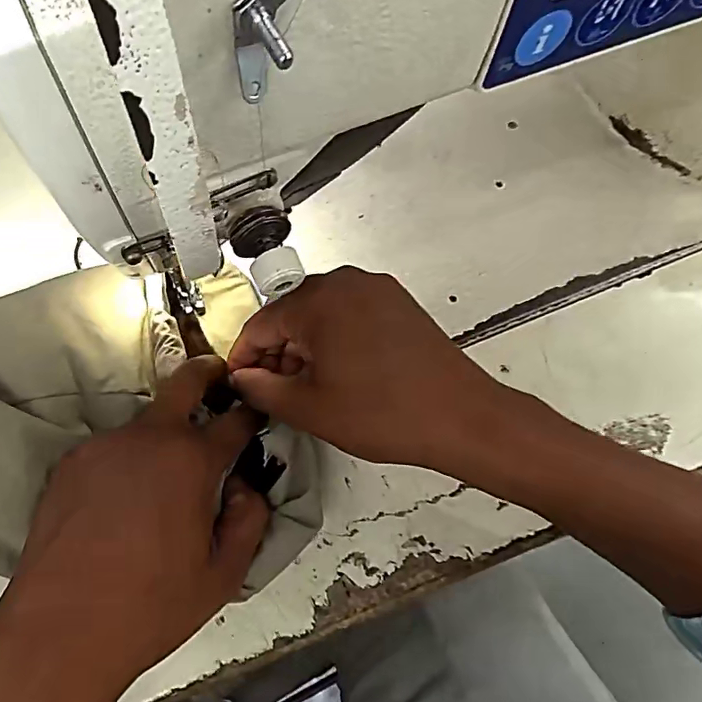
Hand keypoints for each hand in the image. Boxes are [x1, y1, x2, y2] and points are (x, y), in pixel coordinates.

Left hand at [0, 357, 270, 695]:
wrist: (59, 630)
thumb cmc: (150, 607)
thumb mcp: (223, 575)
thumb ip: (249, 520)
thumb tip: (243, 487)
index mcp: (191, 462)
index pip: (234, 421)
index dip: (251, 414)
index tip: (255, 413)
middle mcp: (146, 440)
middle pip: (182, 382)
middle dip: (207, 374)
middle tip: (218, 378)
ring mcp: (102, 448)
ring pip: (143, 426)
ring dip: (161, 440)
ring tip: (160, 489)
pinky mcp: (69, 465)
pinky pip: (111, 452)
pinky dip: (126, 464)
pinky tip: (121, 507)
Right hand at [226, 267, 516, 472]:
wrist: (460, 417)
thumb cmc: (397, 411)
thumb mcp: (309, 408)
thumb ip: (261, 390)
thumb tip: (245, 379)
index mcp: (319, 301)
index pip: (260, 324)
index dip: (244, 358)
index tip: (241, 379)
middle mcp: (348, 284)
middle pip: (290, 315)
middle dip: (276, 354)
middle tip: (273, 391)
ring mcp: (377, 291)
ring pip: (320, 315)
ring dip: (305, 349)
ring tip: (310, 390)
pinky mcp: (397, 305)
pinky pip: (350, 316)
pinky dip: (335, 342)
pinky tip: (340, 377)